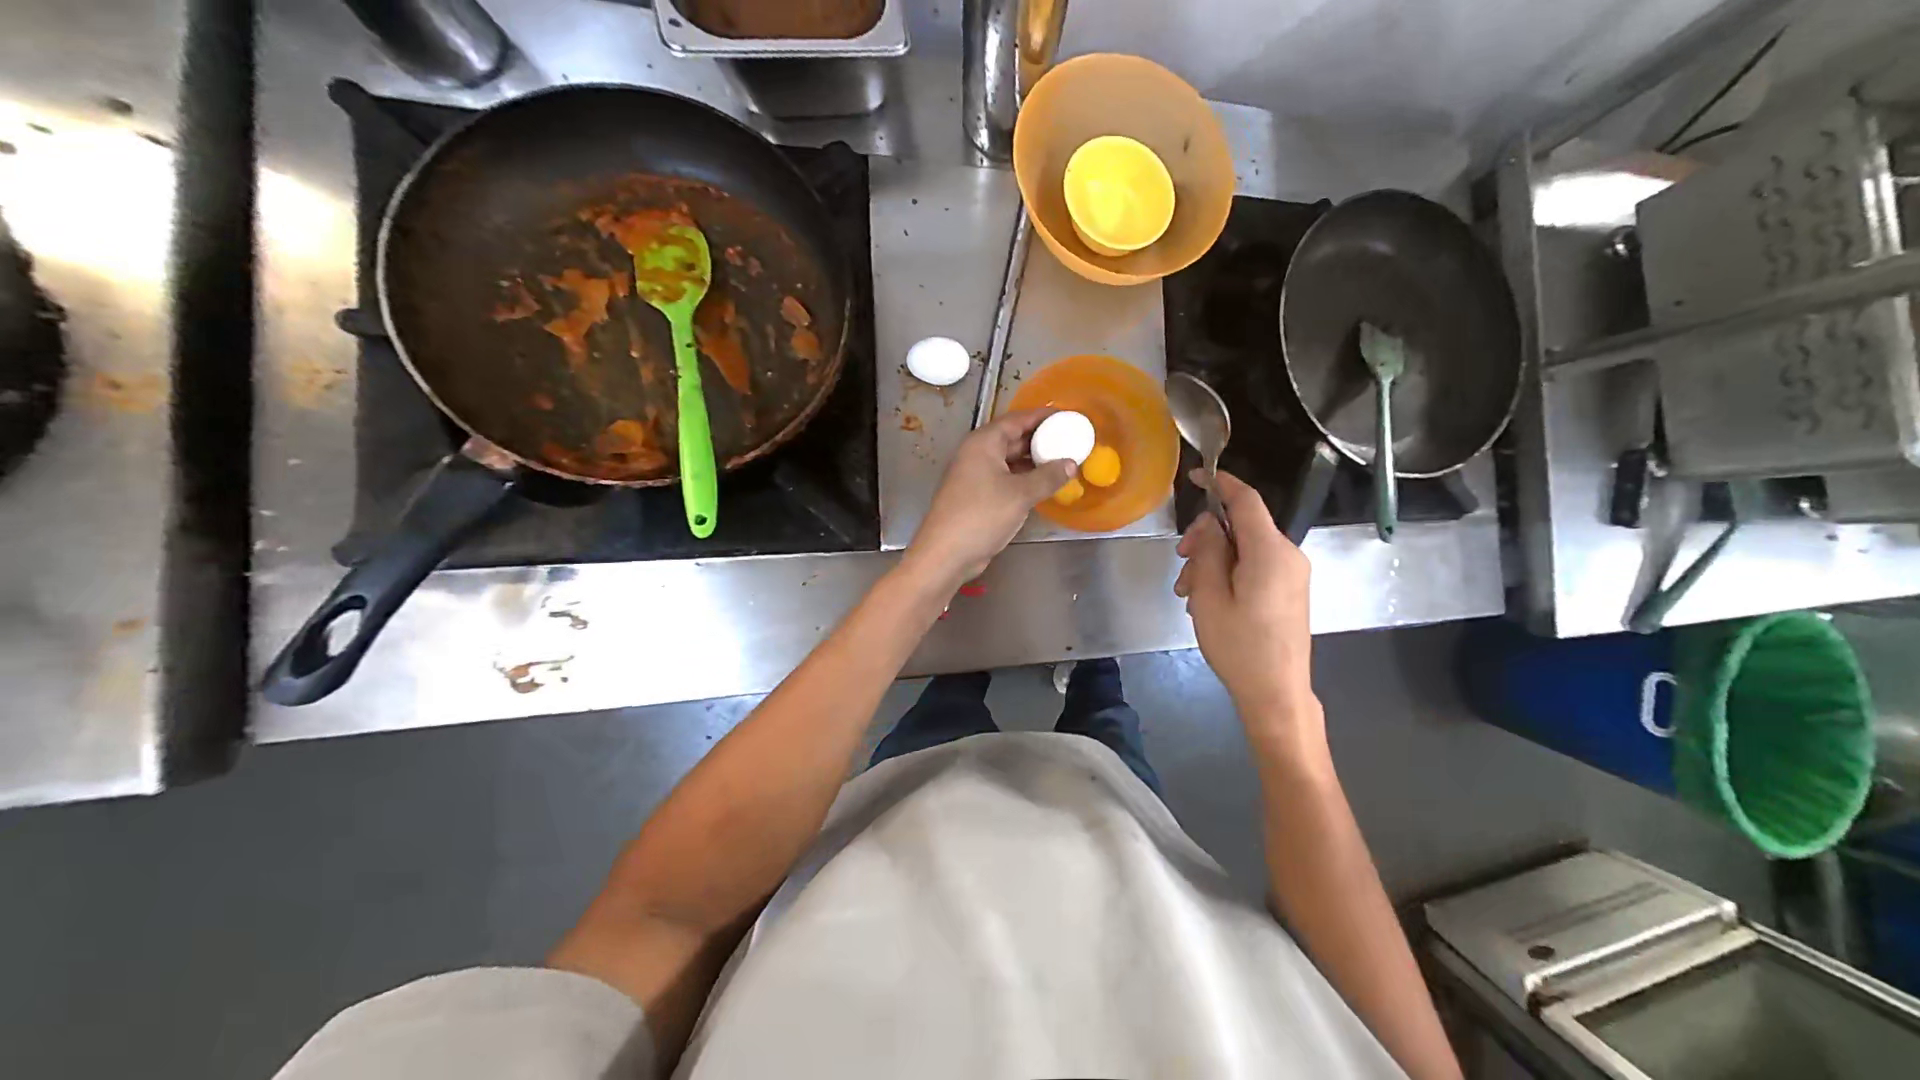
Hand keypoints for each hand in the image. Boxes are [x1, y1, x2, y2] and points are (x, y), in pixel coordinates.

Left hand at [904, 409, 1075, 587]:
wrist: (946, 553)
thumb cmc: (981, 516)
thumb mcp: (1021, 494)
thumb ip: (1048, 476)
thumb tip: (1071, 464)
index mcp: (983, 443)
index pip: (1016, 419)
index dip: (1042, 416)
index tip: (1067, 415)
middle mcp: (976, 453)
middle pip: (1012, 438)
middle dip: (1040, 439)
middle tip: (1069, 440)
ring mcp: (974, 475)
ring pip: (1008, 460)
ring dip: (1033, 461)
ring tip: (1062, 462)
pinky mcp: (975, 495)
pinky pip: (1004, 478)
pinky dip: (1023, 478)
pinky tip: (1042, 485)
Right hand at [1174, 469, 1319, 738]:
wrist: (1276, 693)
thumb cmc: (1239, 646)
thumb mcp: (1209, 596)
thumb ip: (1208, 551)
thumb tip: (1208, 525)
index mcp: (1270, 552)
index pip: (1246, 501)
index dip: (1221, 484)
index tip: (1196, 476)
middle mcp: (1288, 555)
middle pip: (1242, 527)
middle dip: (1206, 539)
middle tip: (1181, 567)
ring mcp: (1292, 574)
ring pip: (1245, 549)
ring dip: (1213, 562)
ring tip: (1190, 595)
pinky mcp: (1290, 590)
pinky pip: (1255, 566)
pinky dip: (1229, 573)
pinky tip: (1210, 601)